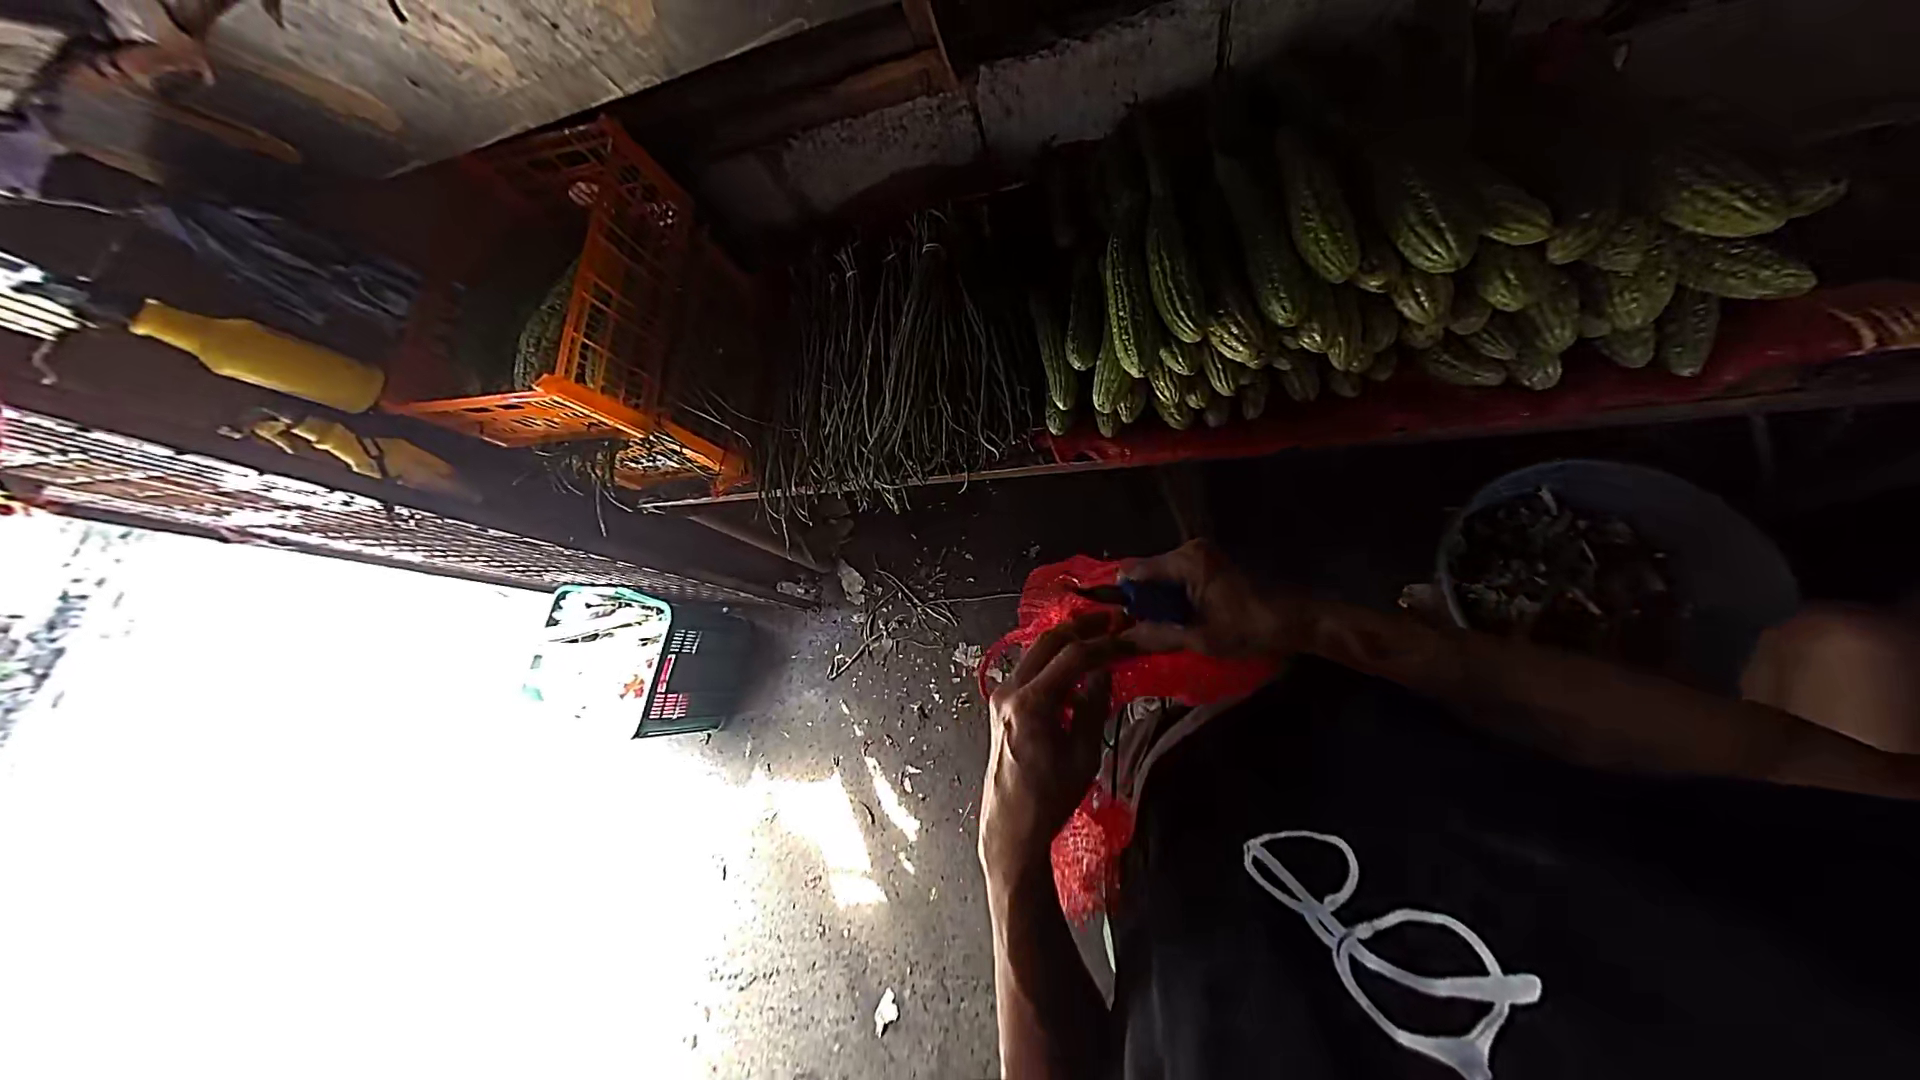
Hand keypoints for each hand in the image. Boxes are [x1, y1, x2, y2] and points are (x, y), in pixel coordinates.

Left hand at [979, 612, 1123, 875]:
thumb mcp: (1084, 753)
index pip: (1073, 657)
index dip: (1106, 643)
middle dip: (1083, 627)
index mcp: (1030, 704)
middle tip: (1114, 619)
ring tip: (1098, 634)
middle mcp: (1009, 691)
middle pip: (1048, 641)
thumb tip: (1105, 670)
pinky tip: (1075, 665)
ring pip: (1035, 651)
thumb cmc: (1050, 798)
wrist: (1011, 825)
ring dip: (1066, 639)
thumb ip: (1094, 705)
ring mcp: (1001, 696)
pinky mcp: (1000, 704)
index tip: (1131, 636)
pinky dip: (1053, 659)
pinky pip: (1029, 669)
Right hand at [1120, 539, 1309, 657]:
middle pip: (1147, 572)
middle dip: (1141, 601)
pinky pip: (1179, 577)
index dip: (1122, 596)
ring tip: (1162, 628)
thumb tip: (1120, 639)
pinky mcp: (1212, 563)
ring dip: (1159, 601)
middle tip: (1140, 630)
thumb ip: (1156, 635)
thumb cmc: (1248, 628)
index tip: (1117, 620)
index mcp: (1184, 561)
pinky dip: (1174, 597)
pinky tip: (1180, 618)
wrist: (1297, 620)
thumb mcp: (1199, 638)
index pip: (1133, 571)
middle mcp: (1189, 550)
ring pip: (1162, 576)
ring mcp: (1202, 554)